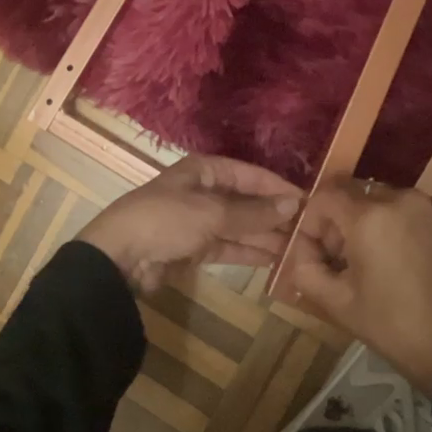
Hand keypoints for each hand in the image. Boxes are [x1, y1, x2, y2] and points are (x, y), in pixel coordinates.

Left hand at [77, 156, 302, 293]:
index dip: (279, 188)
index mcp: (204, 170)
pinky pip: (229, 247)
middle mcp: (204, 192)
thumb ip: (253, 213)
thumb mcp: (212, 213)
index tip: (311, 203)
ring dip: (267, 237)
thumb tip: (295, 204)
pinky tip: (277, 260)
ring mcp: (198, 222)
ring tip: (301, 249)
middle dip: (276, 216)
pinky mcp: (194, 249)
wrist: (119, 257)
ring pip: (240, 227)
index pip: (251, 175)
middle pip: (247, 202)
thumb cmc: (165, 220)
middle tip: (312, 232)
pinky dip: (250, 253)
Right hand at [282, 180, 431, 393]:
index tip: (319, 250)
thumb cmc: (394, 328)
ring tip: (384, 260)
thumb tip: (304, 248)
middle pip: (358, 195)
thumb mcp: (336, 303)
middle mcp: (403, 198)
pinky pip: (419, 210)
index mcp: (369, 217)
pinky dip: (408, 225)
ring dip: (378, 221)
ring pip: (390, 201)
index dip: (314, 221)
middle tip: (349, 260)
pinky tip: (413, 258)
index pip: (325, 196)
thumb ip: (305, 268)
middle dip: (345, 222)